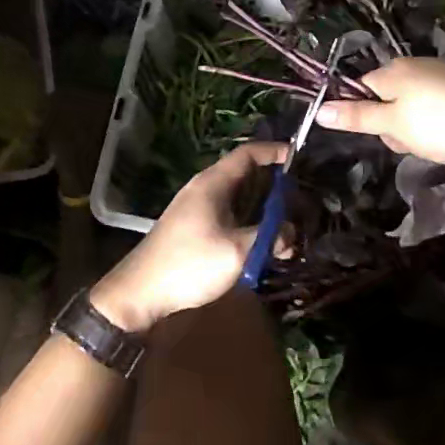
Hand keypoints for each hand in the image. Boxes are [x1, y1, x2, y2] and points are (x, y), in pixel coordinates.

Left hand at [89, 141, 288, 332]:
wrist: (141, 292)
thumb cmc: (190, 264)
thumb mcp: (238, 252)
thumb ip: (269, 237)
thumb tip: (291, 232)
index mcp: (212, 183)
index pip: (248, 153)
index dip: (275, 151)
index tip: (301, 159)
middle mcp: (204, 188)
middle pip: (246, 175)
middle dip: (275, 185)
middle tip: (302, 198)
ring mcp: (197, 208)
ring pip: (238, 198)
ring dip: (263, 208)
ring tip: (290, 223)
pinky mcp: (195, 228)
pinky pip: (229, 215)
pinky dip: (249, 222)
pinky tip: (264, 242)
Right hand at [314, 57, 444, 164]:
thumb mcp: (396, 126)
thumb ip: (357, 118)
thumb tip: (318, 109)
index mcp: (391, 71)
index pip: (358, 90)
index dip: (365, 116)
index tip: (384, 135)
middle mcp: (412, 66)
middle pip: (385, 100)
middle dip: (394, 127)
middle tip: (414, 142)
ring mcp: (439, 73)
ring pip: (411, 107)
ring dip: (417, 129)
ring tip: (439, 142)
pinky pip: (435, 106)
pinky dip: (440, 124)